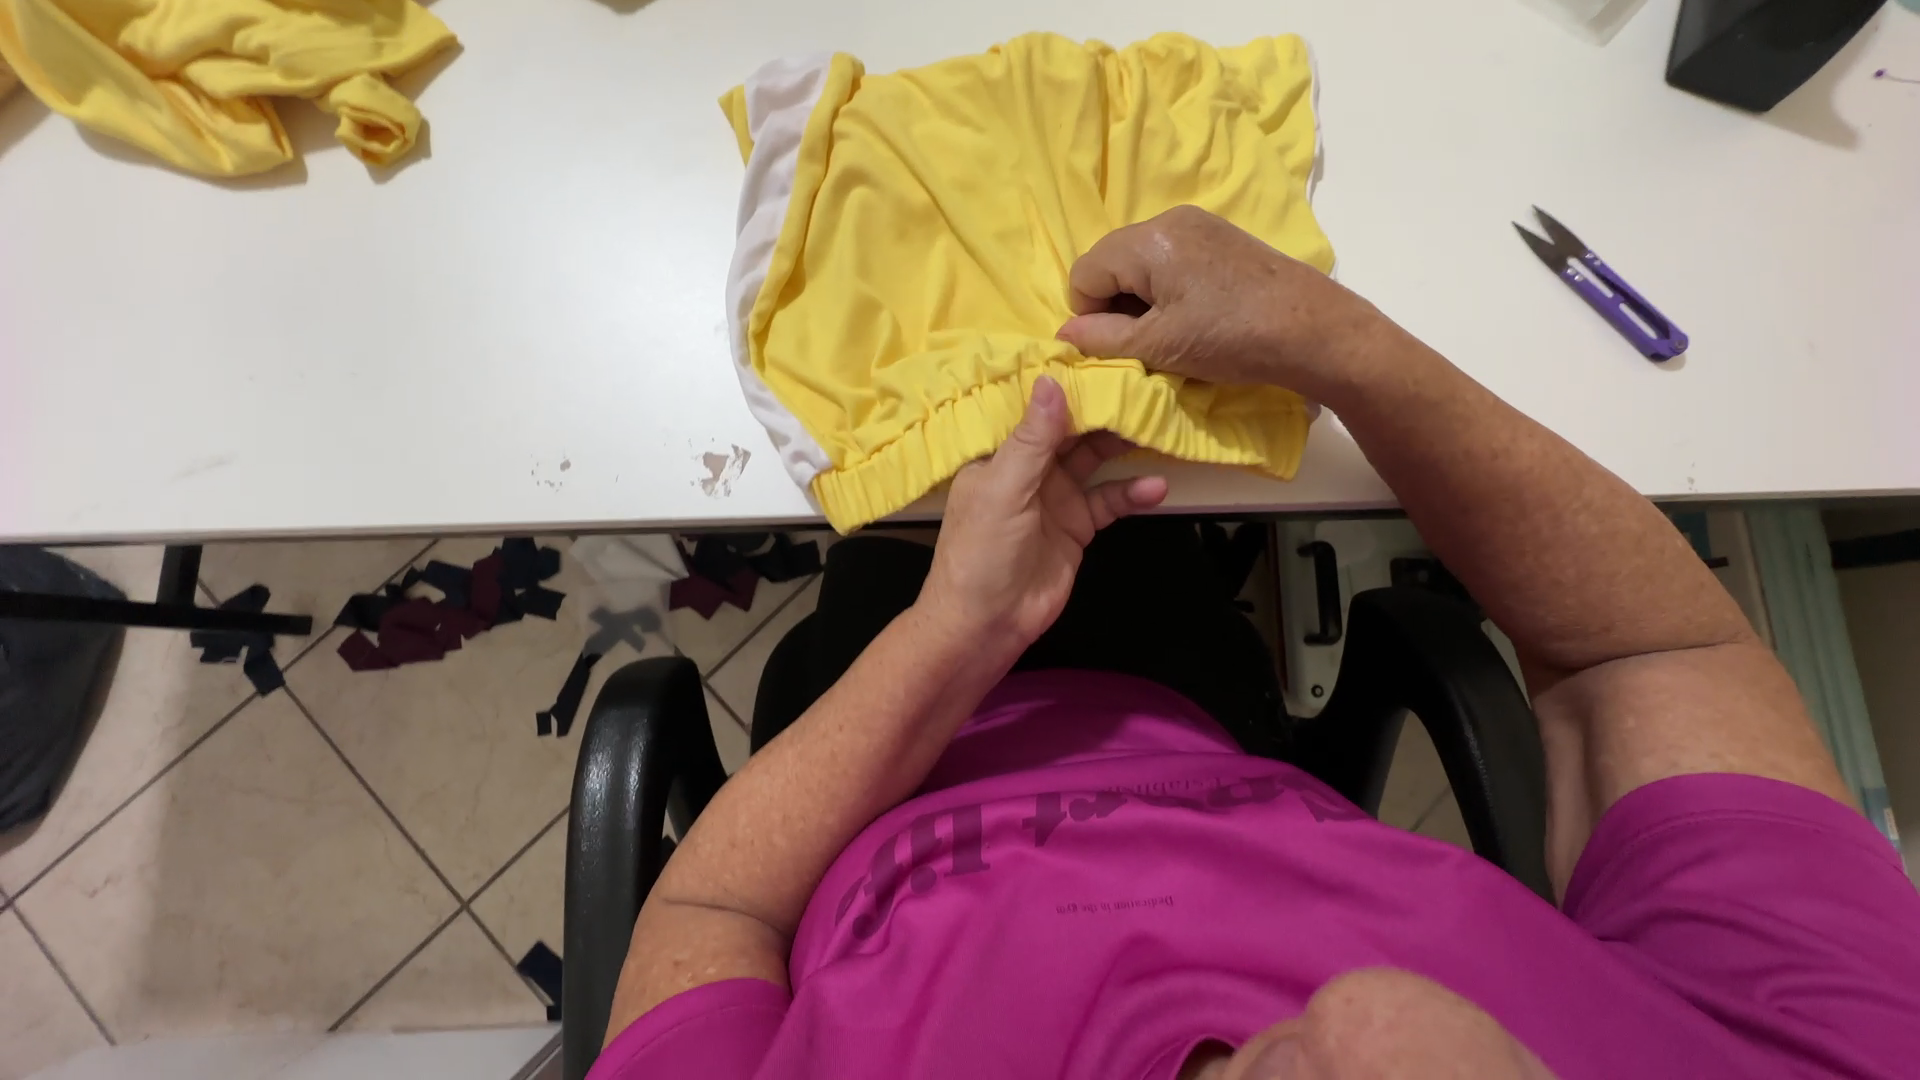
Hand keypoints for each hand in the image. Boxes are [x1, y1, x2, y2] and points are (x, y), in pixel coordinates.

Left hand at [918, 376, 1166, 657]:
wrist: (987, 623)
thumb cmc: (981, 553)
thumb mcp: (1003, 489)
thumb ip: (1032, 439)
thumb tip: (1051, 380)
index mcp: (1000, 453)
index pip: (1036, 409)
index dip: (1067, 384)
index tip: (1106, 355)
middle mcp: (1029, 468)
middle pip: (1072, 430)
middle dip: (1104, 410)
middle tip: (1147, 384)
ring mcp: (1056, 496)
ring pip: (1095, 460)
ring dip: (1124, 445)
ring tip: (1160, 425)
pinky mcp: (1079, 525)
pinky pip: (1110, 500)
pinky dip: (1132, 493)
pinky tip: (1156, 487)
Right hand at [1055, 205, 1402, 406]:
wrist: (1314, 331)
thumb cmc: (1230, 338)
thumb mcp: (1158, 345)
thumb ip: (1101, 339)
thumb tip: (1063, 335)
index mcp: (1148, 240)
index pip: (1084, 272)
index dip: (1089, 314)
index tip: (1119, 344)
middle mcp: (1169, 219)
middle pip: (1110, 263)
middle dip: (1114, 305)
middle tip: (1145, 342)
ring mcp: (1198, 226)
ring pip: (1139, 264)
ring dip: (1140, 301)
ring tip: (1172, 332)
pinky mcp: (1220, 240)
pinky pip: (1168, 262)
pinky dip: (1165, 292)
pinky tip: (1194, 317)